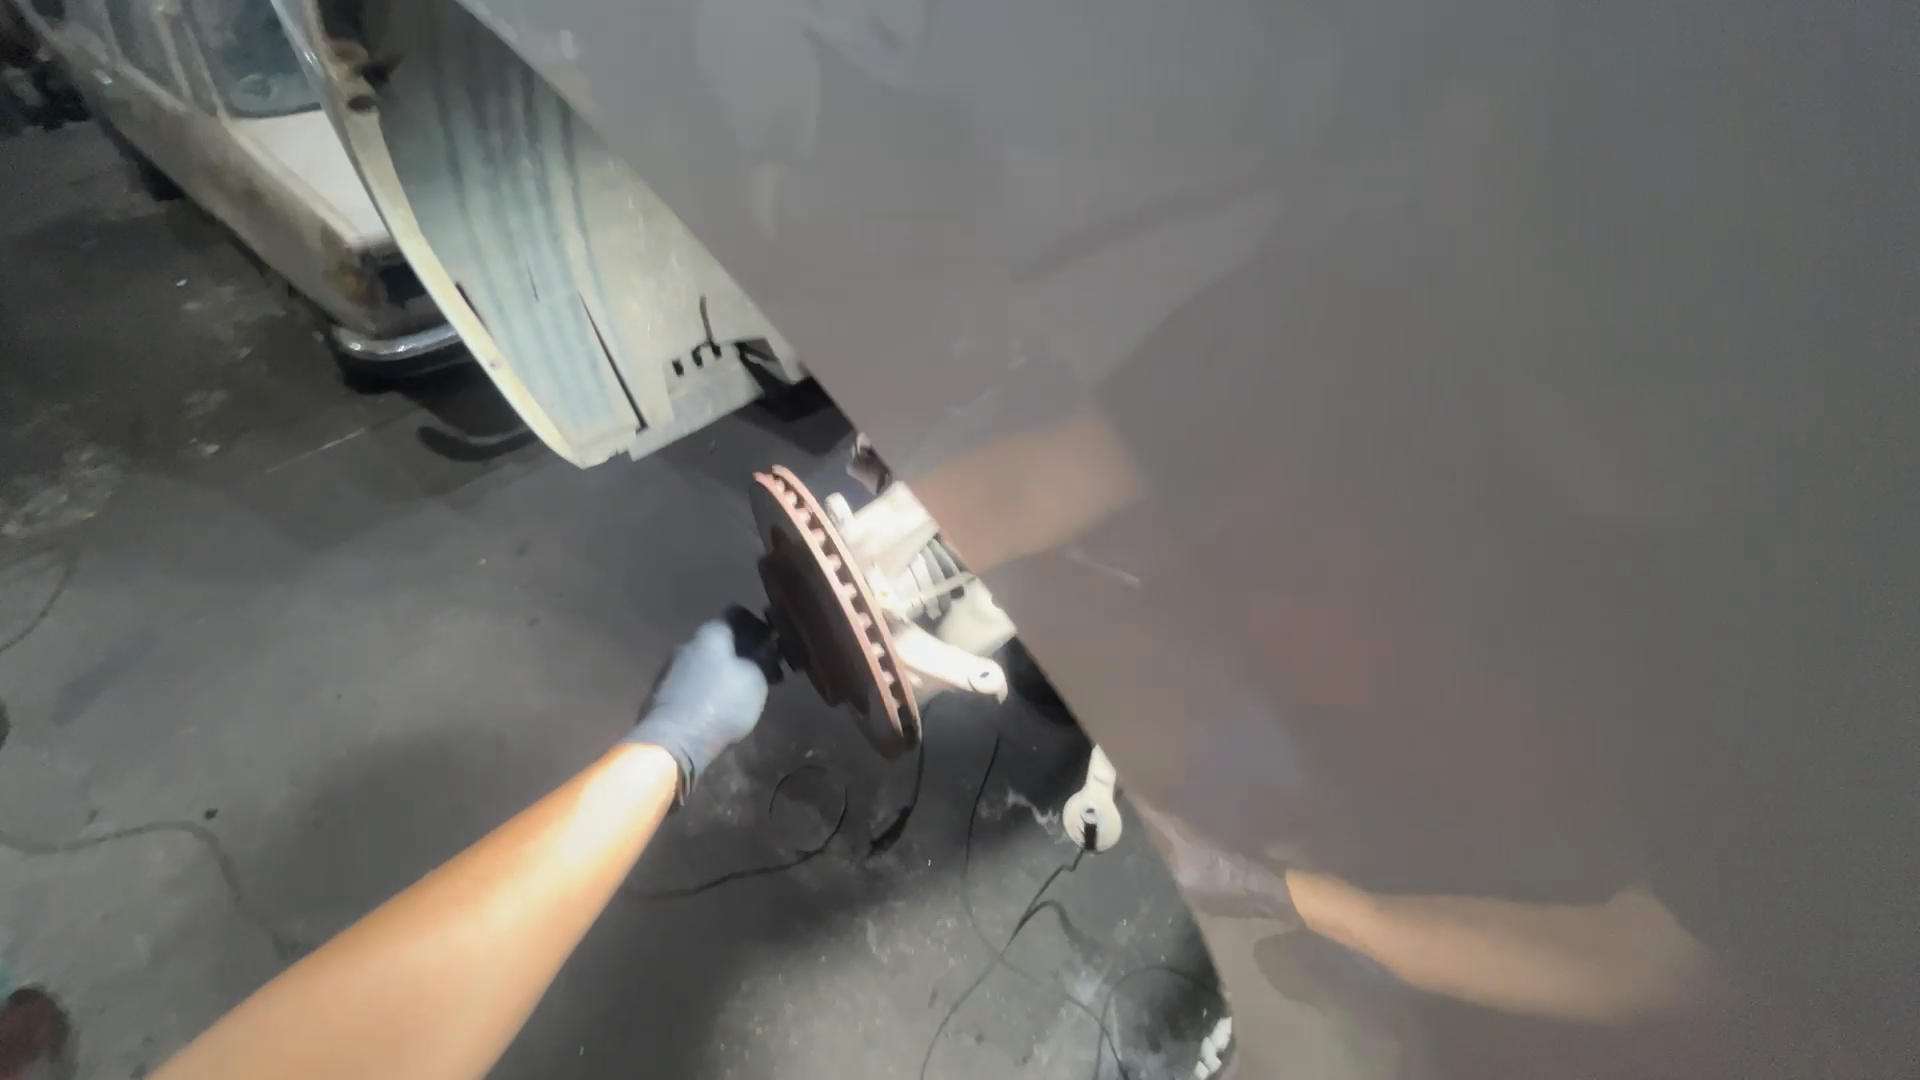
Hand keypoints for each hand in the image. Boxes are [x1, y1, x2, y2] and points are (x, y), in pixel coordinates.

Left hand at [629, 609, 772, 796]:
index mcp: (711, 633)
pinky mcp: (663, 693)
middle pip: (721, 639)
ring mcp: (671, 668)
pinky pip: (694, 681)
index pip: (737, 613)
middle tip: (765, 672)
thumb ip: (765, 658)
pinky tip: (721, 707)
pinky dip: (710, 687)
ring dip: (727, 671)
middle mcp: (688, 643)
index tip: (773, 642)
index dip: (758, 624)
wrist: (672, 742)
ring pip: (707, 660)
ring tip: (745, 692)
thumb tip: (770, 645)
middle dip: (744, 651)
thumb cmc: (721, 704)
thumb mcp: (756, 680)